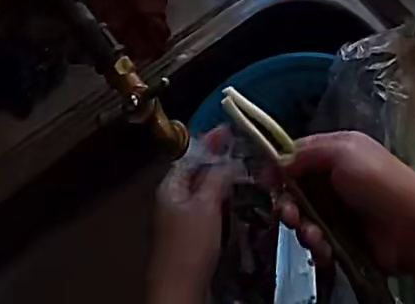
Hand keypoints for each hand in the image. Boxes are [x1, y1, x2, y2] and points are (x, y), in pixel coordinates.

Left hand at [148, 128, 233, 303]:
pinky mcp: (190, 236)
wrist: (179, 296)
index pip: (192, 154)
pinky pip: (207, 207)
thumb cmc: (190, 247)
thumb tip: (228, 157)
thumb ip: (217, 176)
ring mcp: (179, 219)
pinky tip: (236, 198)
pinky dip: (221, 199)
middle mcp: (172, 199)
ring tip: (244, 169)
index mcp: (170, 186)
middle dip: (219, 159)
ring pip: (204, 190)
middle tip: (243, 148)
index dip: (212, 140)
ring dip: (222, 179)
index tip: (231, 128)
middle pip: (198, 171)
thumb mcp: (206, 205)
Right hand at [275, 131, 414, 274]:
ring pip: (305, 217)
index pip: (299, 154)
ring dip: (303, 227)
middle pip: (298, 189)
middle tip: (289, 215)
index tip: (264, 182)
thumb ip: (307, 153)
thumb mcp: (342, 151)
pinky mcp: (344, 238)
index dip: (280, 167)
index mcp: (337, 149)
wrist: (411, 225)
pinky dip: (316, 246)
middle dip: (289, 203)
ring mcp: (340, 209)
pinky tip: (324, 249)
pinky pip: (318, 241)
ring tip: (312, 235)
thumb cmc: (376, 180)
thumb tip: (278, 160)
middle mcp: (336, 176)